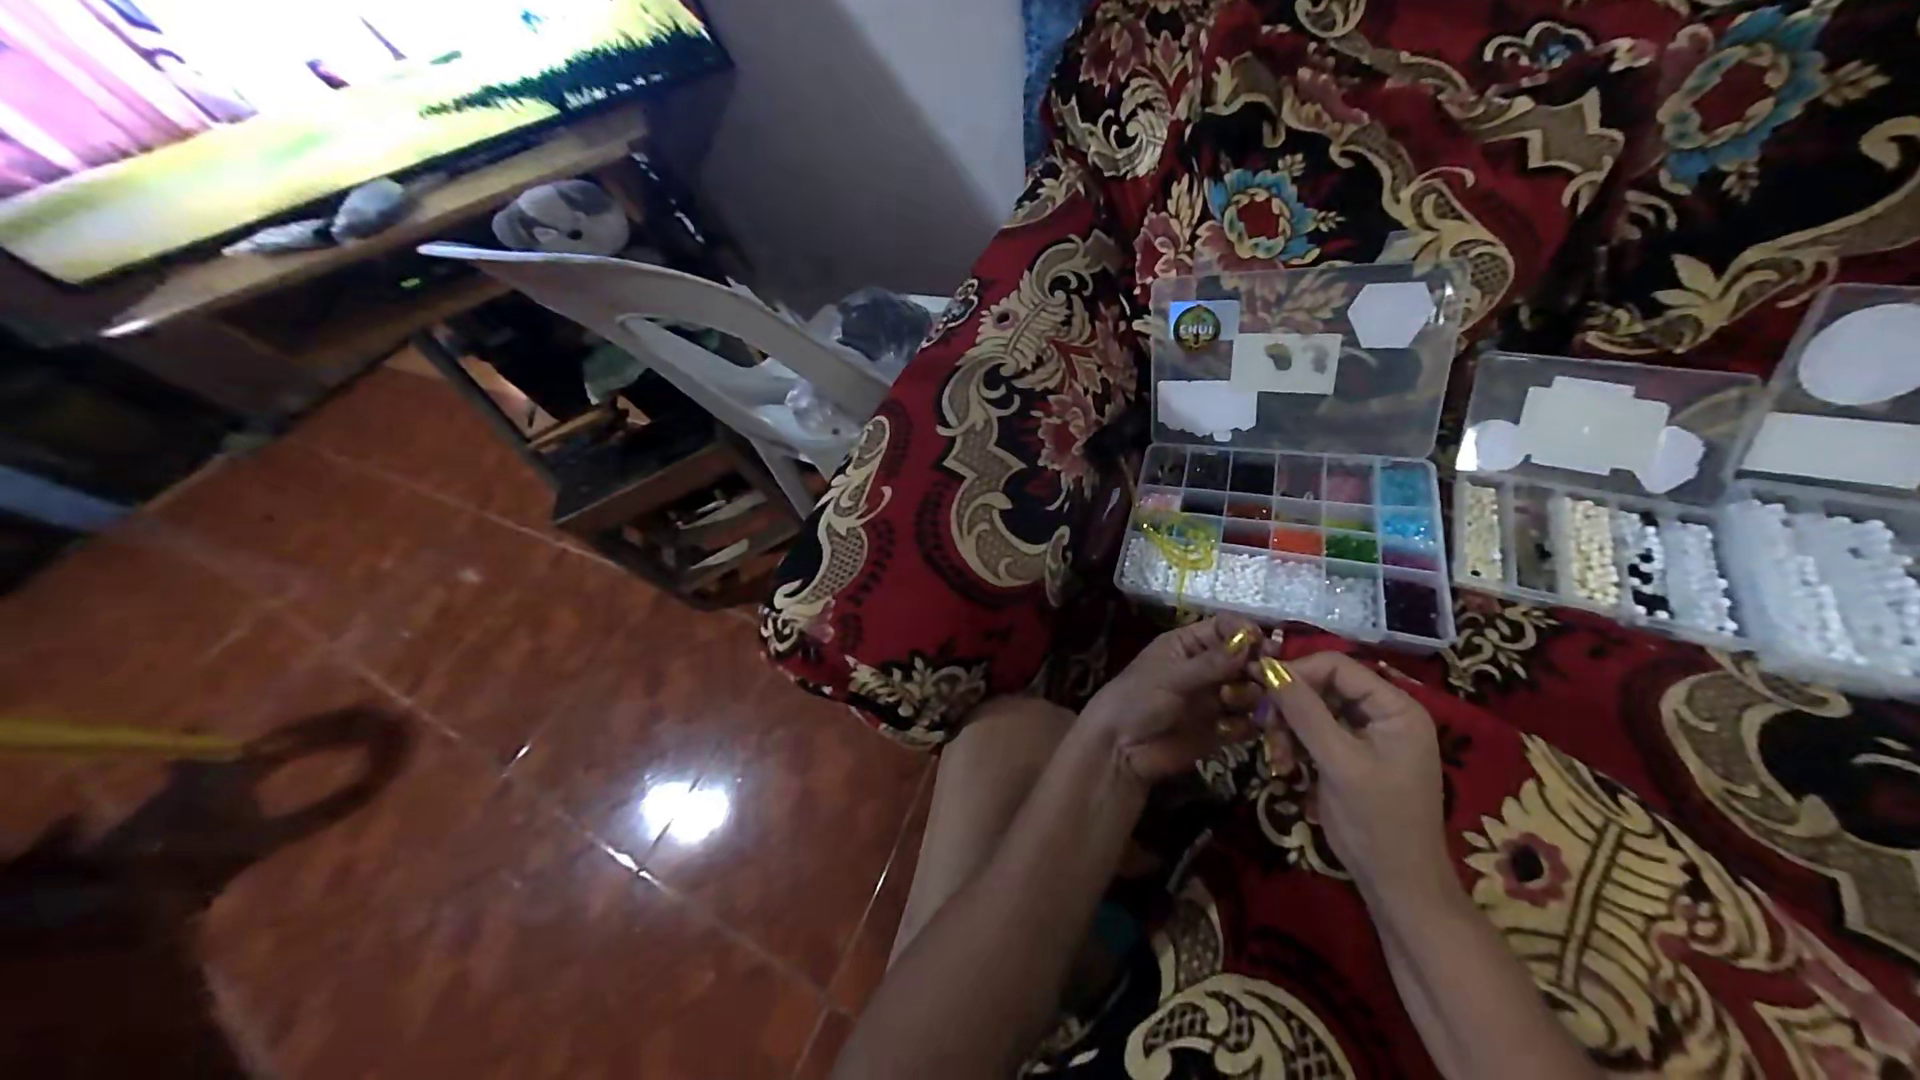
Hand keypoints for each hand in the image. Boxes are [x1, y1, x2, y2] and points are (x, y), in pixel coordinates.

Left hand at [1080, 616, 1276, 785]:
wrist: (1120, 749)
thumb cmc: (1136, 699)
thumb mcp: (1171, 676)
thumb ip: (1211, 663)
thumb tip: (1249, 642)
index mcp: (1188, 645)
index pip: (1225, 628)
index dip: (1245, 634)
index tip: (1264, 645)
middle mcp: (1207, 668)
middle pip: (1246, 659)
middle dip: (1257, 666)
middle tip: (1261, 677)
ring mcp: (1216, 699)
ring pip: (1252, 690)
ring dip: (1252, 695)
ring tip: (1233, 703)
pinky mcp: (1222, 729)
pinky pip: (1249, 723)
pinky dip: (1251, 724)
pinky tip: (1236, 728)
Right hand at [1256, 652, 1454, 901]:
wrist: (1397, 884)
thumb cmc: (1377, 821)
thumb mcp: (1338, 762)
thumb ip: (1305, 712)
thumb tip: (1267, 667)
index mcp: (1397, 708)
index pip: (1338, 666)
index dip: (1297, 672)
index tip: (1260, 690)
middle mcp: (1384, 713)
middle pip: (1323, 685)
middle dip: (1290, 706)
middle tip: (1266, 731)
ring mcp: (1368, 735)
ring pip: (1313, 709)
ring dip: (1288, 728)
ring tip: (1277, 759)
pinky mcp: (1351, 755)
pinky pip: (1315, 732)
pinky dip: (1295, 744)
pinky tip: (1285, 767)